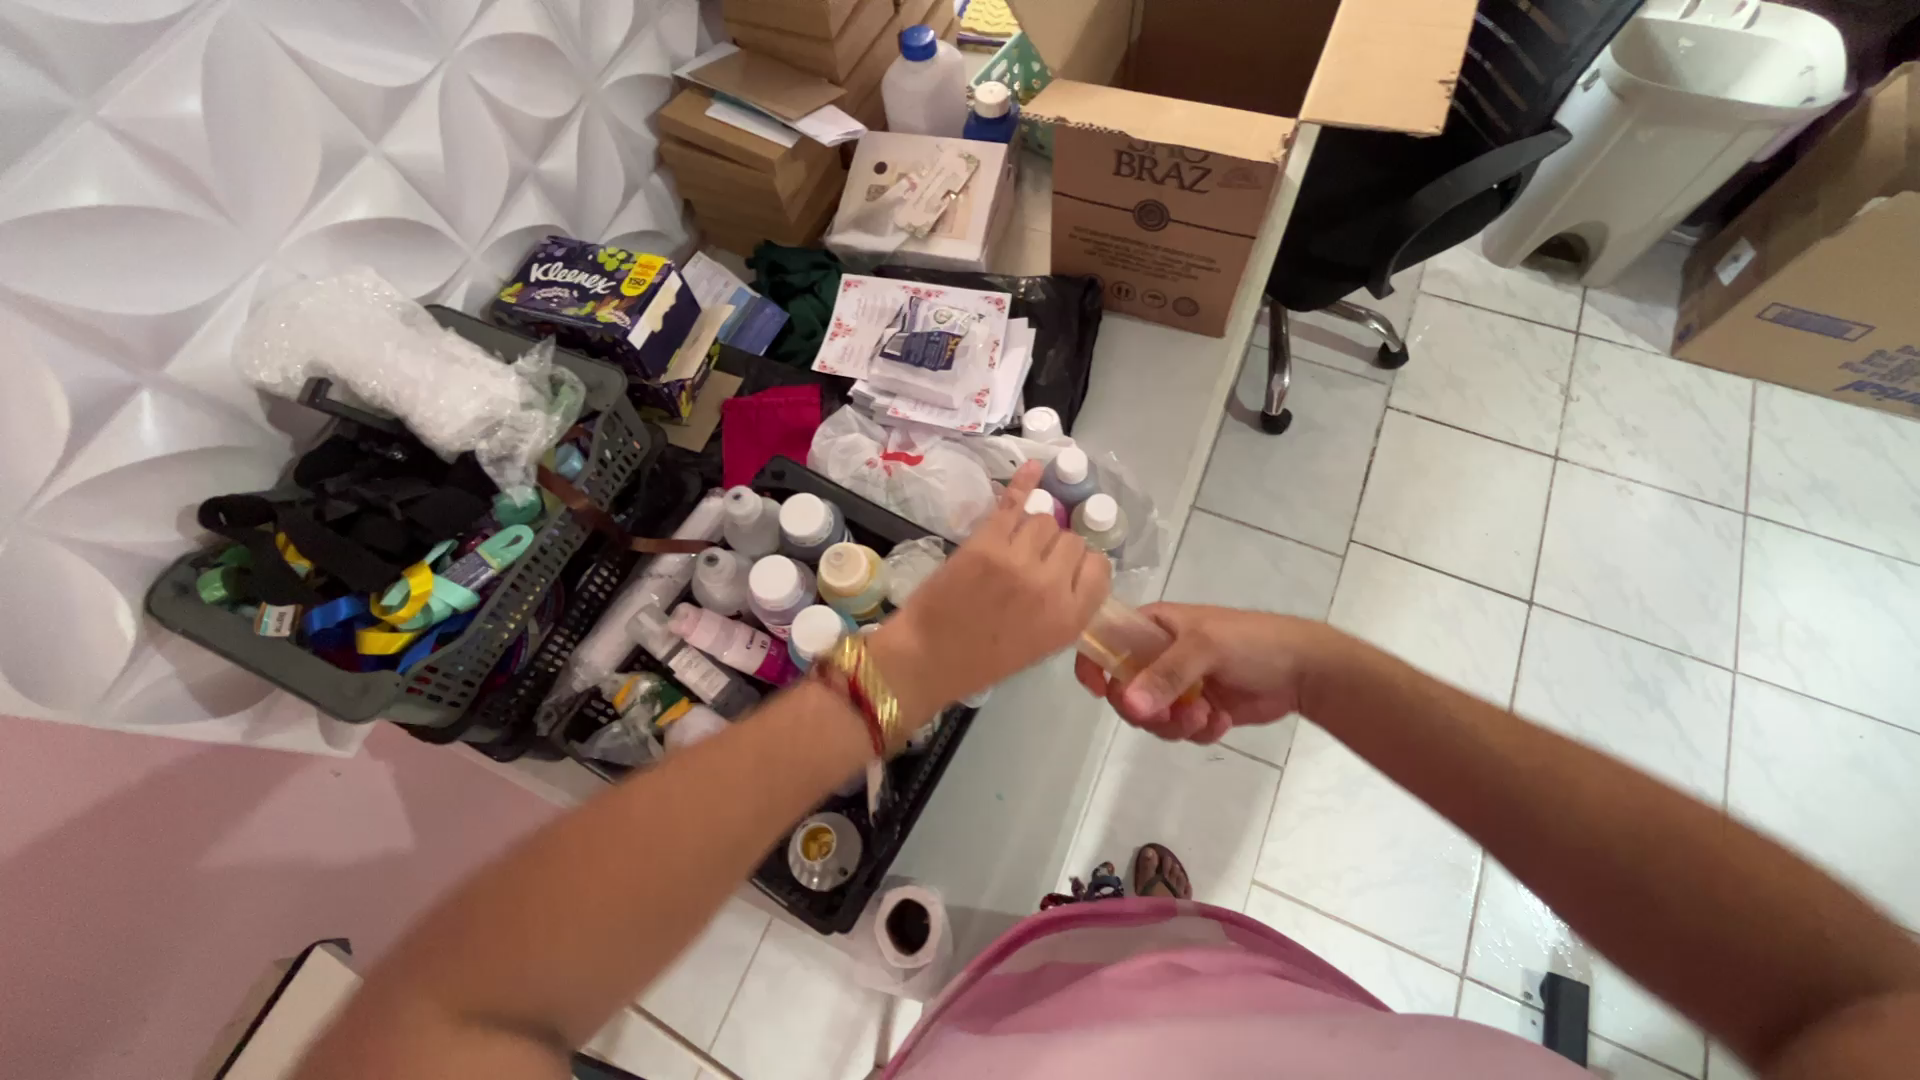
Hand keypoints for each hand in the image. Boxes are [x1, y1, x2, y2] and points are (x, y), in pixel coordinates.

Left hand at [871, 462, 1109, 725]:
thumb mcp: (1043, 644)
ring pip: (1043, 520)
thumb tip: (1073, 570)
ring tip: (1016, 545)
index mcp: (1070, 618)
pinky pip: (1014, 502)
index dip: (1083, 564)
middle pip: (1071, 540)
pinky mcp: (986, 542)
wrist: (929, 658)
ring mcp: (1018, 560)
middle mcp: (1051, 586)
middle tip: (1034, 560)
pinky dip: (1024, 483)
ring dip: (1033, 528)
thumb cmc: (984, 659)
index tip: (1066, 568)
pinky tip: (1034, 468)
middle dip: (1056, 547)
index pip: (1099, 567)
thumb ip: (1066, 607)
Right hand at [1074, 603, 1331, 743]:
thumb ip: (1166, 675)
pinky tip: (1222, 722)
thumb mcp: (1206, 647)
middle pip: (1124, 690)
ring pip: (1151, 717)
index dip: (1094, 663)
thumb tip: (1128, 706)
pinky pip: (1180, 731)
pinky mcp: (1199, 711)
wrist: (1305, 670)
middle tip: (1167, 715)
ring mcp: (1179, 685)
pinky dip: (1198, 731)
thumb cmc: (1252, 642)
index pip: (1107, 640)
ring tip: (1206, 718)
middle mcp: (1159, 656)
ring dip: (1174, 725)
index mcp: (1154, 628)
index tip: (1098, 690)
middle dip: (1144, 709)